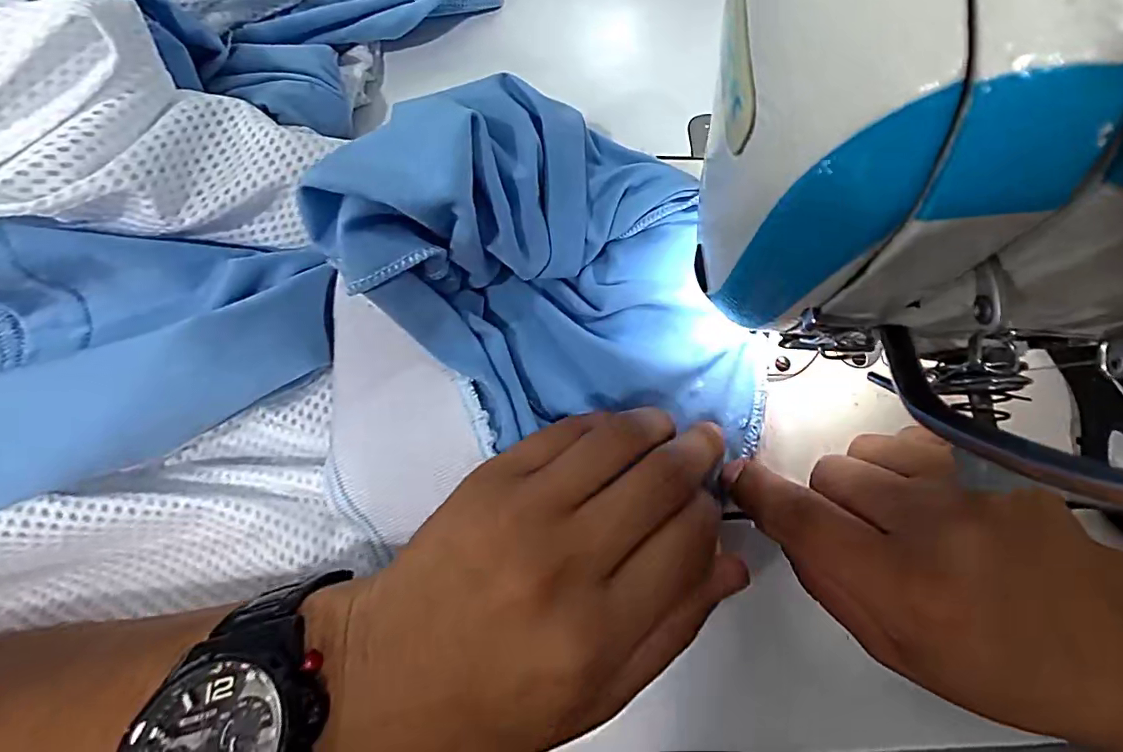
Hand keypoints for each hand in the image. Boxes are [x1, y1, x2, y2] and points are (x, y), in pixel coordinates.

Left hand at [313, 409, 746, 751]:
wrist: (390, 677)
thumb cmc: (501, 698)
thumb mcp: (600, 693)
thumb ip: (675, 626)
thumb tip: (732, 562)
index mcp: (597, 630)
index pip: (688, 538)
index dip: (710, 510)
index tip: (708, 502)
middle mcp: (565, 562)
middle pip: (662, 479)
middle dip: (698, 451)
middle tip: (707, 441)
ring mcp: (524, 511)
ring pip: (619, 440)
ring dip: (657, 425)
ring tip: (667, 429)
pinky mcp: (492, 478)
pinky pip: (568, 430)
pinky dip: (605, 423)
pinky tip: (615, 433)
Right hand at [725, 424, 1122, 738]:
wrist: (1110, 632)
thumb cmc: (1013, 663)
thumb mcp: (910, 656)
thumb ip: (839, 591)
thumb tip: (796, 537)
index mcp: (907, 588)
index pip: (806, 520)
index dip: (763, 493)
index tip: (742, 477)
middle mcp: (930, 521)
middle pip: (831, 474)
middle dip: (830, 502)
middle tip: (862, 535)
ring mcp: (961, 478)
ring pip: (865, 453)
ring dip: (868, 482)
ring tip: (907, 519)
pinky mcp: (981, 456)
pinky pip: (906, 443)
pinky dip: (904, 466)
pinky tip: (937, 500)